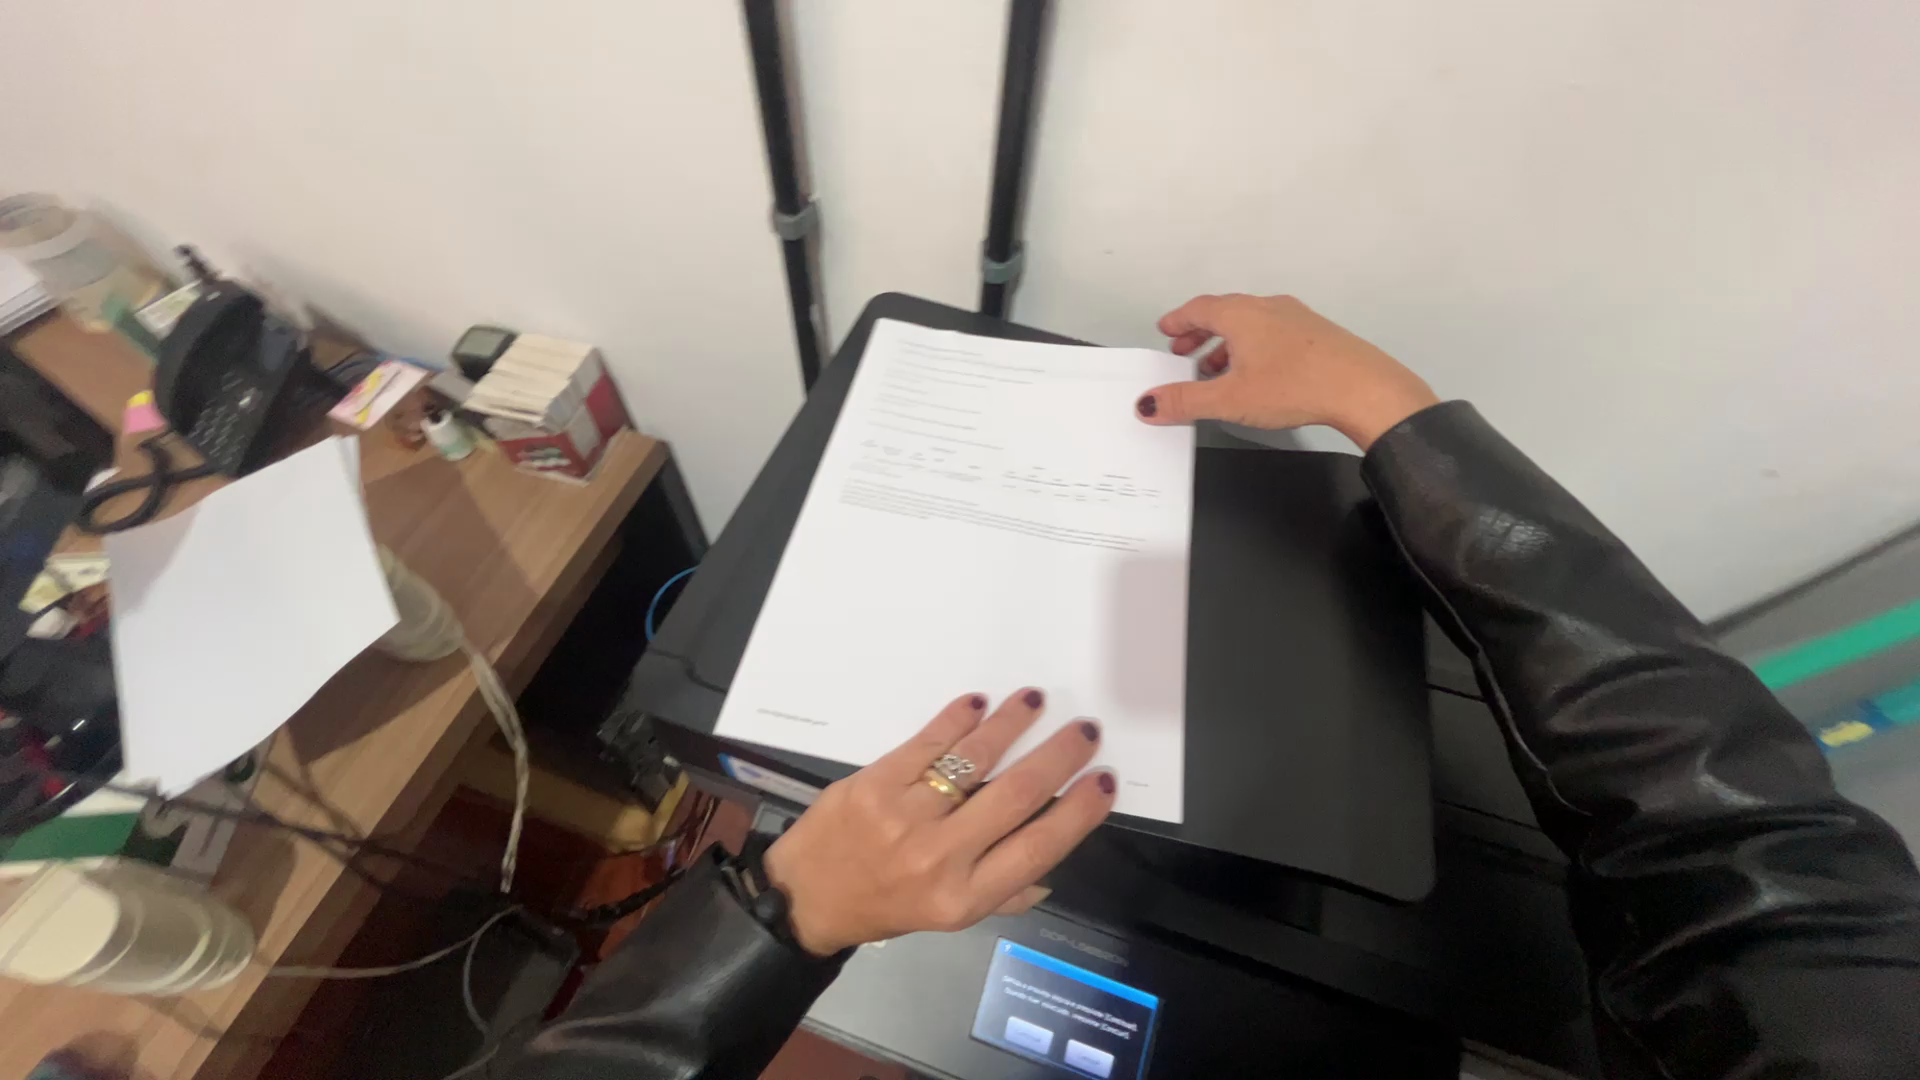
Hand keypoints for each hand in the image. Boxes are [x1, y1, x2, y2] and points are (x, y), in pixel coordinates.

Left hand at [762, 689, 1114, 955]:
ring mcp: (905, 815)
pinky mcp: (876, 781)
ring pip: (975, 758)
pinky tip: (980, 703)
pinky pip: (928, 741)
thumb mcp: (945, 918)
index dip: (1078, 812)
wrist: (807, 896)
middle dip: (1059, 756)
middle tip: (1084, 731)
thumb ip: (1001, 895)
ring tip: (1035, 701)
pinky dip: (958, 717)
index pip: (1038, 848)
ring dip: (1012, 724)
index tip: (1103, 781)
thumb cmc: (883, 905)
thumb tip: (1051, 863)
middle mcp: (940, 857)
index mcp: (964, 896)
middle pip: (1016, 795)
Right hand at [1136, 293, 1439, 449]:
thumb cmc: (1295, 387)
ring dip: (1224, 343)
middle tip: (1182, 352)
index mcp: (1242, 316)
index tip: (1165, 330)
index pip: (1200, 309)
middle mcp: (1268, 308)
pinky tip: (1252, 373)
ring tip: (1213, 370)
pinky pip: (1270, 332)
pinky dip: (1249, 346)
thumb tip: (1147, 405)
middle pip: (1224, 313)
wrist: (1363, 389)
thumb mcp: (1229, 400)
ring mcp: (1295, 318)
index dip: (1178, 320)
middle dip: (1199, 332)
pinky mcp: (1315, 334)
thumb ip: (1184, 401)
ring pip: (1249, 323)